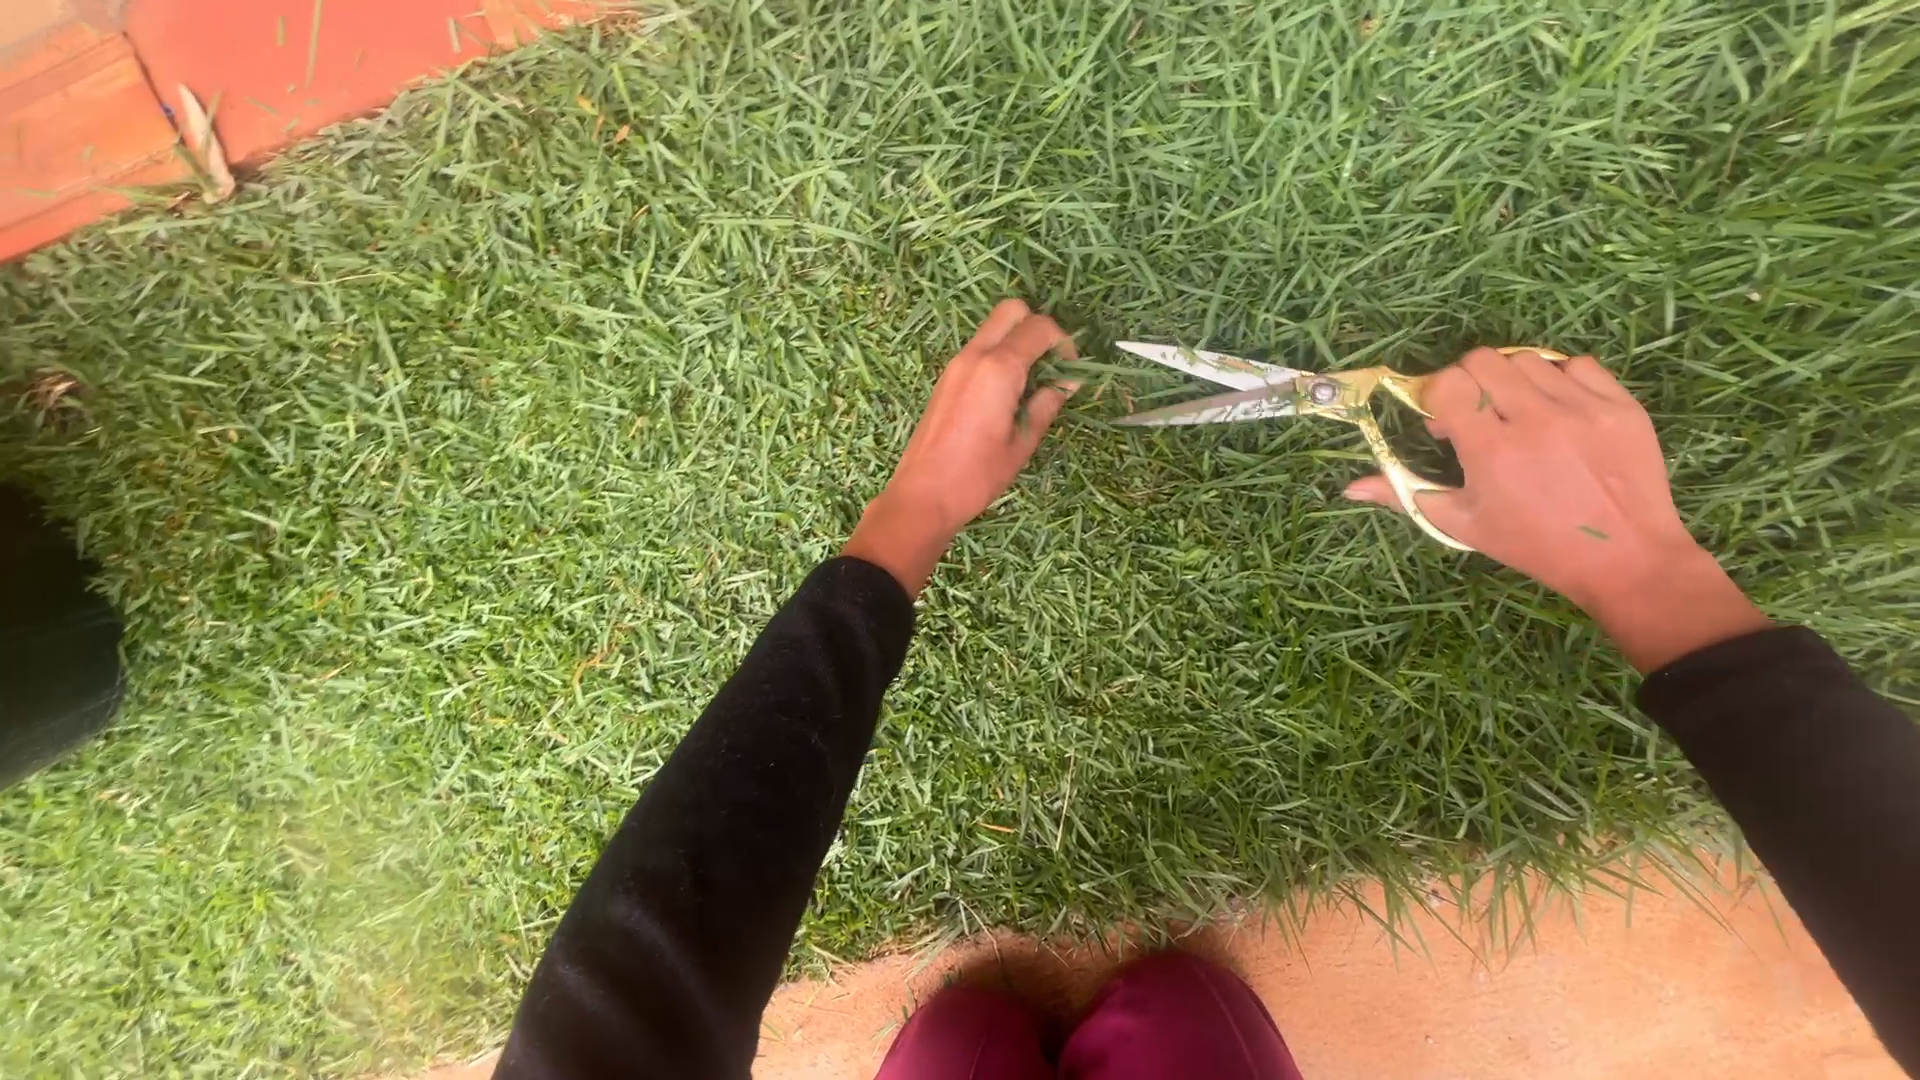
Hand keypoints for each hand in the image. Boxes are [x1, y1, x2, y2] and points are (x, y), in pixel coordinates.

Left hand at [844, 300, 1077, 595]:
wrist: (923, 495)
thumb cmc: (976, 475)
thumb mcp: (1021, 444)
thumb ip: (1046, 405)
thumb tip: (1066, 383)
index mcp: (997, 369)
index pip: (1039, 328)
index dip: (1064, 342)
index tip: (1070, 371)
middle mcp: (974, 356)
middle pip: (1012, 311)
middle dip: (1038, 328)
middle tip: (1050, 365)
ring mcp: (955, 365)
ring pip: (993, 328)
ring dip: (1017, 342)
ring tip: (1031, 384)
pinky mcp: (946, 379)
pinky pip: (979, 349)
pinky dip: (999, 356)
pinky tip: (1008, 394)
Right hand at [1344, 347, 1767, 671]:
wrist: (1623, 556)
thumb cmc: (1530, 544)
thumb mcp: (1461, 523)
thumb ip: (1404, 496)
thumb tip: (1350, 488)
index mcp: (1491, 450)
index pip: (1448, 384)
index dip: (1435, 395)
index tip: (1442, 422)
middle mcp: (1535, 420)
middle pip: (1483, 360)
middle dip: (1467, 381)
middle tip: (1473, 413)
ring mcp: (1583, 409)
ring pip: (1527, 359)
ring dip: (1508, 380)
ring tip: (1514, 412)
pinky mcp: (1620, 405)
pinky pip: (1576, 365)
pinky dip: (1555, 379)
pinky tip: (1553, 409)